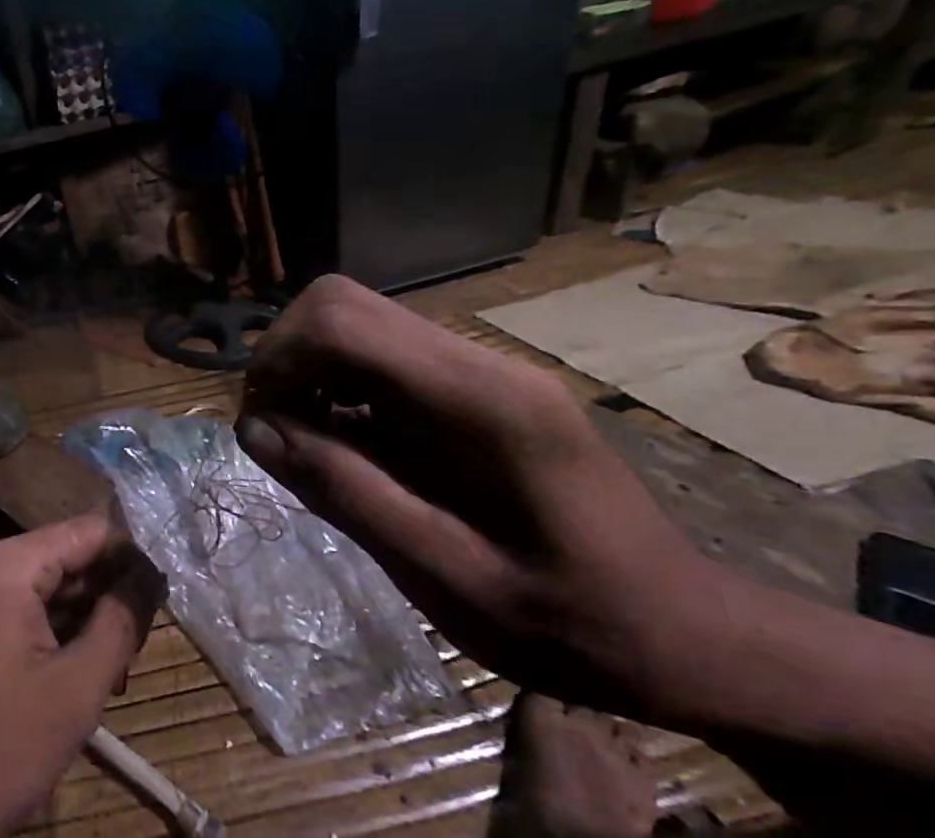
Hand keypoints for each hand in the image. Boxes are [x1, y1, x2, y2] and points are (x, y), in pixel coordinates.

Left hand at [0, 515, 157, 837]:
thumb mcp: (76, 687)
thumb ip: (121, 622)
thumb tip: (152, 575)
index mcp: (10, 565)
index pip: (90, 532)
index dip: (131, 561)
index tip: (161, 606)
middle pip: (72, 559)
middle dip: (111, 598)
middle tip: (136, 653)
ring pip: (55, 590)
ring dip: (91, 624)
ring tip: (115, 675)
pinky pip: (31, 615)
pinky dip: (63, 639)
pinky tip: (84, 680)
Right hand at [235, 275, 726, 716]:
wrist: (680, 631)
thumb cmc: (570, 621)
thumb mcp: (445, 577)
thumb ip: (346, 493)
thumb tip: (254, 430)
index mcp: (481, 402)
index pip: (342, 322)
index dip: (278, 362)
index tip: (261, 428)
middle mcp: (478, 362)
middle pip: (341, 303)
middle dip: (286, 360)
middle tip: (278, 431)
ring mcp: (480, 368)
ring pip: (356, 322)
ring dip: (310, 372)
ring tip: (309, 445)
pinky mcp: (474, 385)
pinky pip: (380, 356)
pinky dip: (339, 388)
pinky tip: (349, 447)